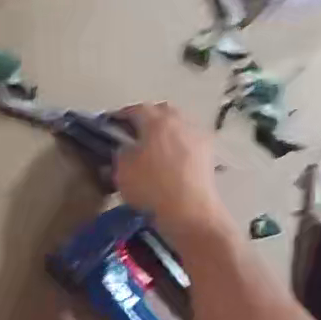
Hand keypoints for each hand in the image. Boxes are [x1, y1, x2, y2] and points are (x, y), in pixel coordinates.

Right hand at [116, 102, 229, 237]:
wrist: (189, 210)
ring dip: (166, 129)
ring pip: (178, 122)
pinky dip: (179, 142)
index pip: (135, 109)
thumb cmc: (151, 188)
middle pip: (161, 110)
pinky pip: (189, 138)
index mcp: (156, 121)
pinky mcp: (208, 150)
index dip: (121, 115)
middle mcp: (179, 120)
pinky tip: (173, 157)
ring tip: (155, 145)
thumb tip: (126, 147)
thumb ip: (121, 152)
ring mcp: (197, 134)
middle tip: (135, 132)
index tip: (112, 124)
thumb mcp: (122, 171)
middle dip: (147, 117)